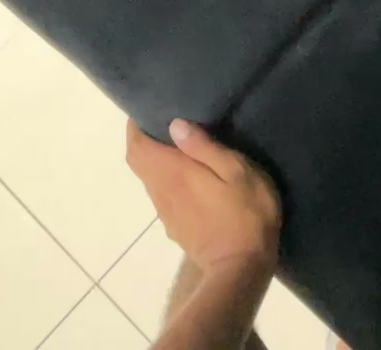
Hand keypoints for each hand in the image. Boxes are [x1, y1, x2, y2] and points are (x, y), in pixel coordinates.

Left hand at [127, 119, 280, 272]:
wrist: (240, 270)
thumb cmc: (245, 213)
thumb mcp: (236, 171)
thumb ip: (205, 148)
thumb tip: (175, 125)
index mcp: (174, 174)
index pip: (138, 148)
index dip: (135, 128)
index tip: (145, 110)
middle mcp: (163, 192)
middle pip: (139, 163)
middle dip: (142, 140)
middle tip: (162, 121)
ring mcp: (167, 213)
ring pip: (149, 179)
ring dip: (154, 160)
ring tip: (176, 144)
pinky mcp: (177, 227)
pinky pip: (162, 194)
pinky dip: (165, 177)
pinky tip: (188, 175)